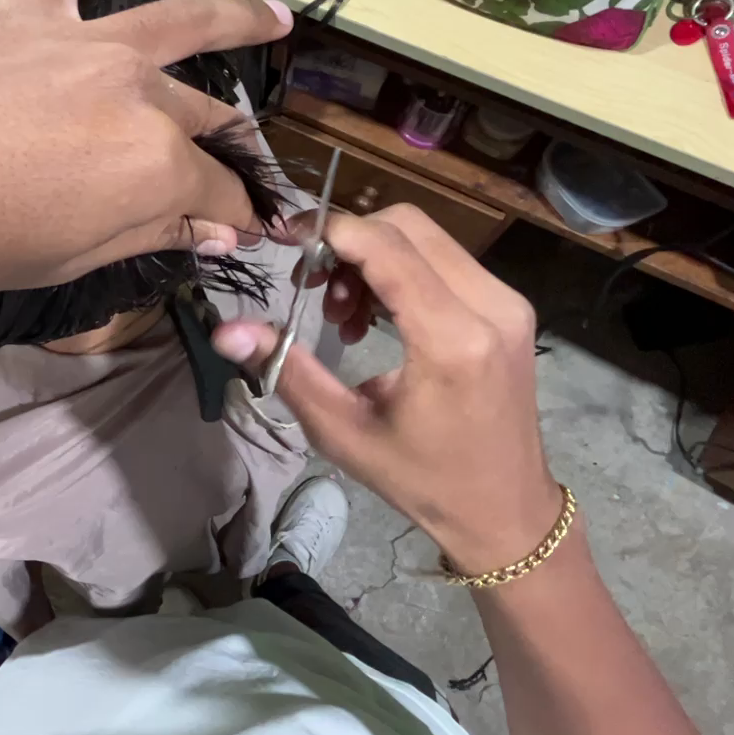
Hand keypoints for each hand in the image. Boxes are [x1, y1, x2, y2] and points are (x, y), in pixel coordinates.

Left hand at [0, 0, 292, 338]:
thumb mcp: (68, 258)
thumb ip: (148, 234)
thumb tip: (218, 233)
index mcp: (154, 166)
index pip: (220, 194)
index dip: (237, 219)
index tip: (246, 234)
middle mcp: (139, 92)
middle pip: (204, 115)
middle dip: (232, 148)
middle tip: (242, 166)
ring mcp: (84, 44)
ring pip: (178, 20)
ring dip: (233, 18)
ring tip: (274, 18)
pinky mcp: (25, 13)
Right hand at [214, 205, 560, 573]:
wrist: (505, 510)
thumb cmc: (420, 478)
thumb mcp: (341, 430)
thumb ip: (285, 369)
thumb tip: (225, 331)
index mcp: (451, 340)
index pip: (386, 246)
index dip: (329, 229)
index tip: (284, 237)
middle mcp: (490, 307)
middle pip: (406, 225)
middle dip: (346, 240)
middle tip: (311, 283)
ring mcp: (507, 302)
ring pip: (424, 237)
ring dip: (368, 256)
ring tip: (340, 312)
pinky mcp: (508, 307)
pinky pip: (442, 259)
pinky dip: (396, 270)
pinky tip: (371, 316)